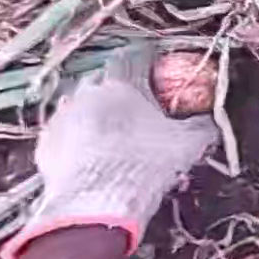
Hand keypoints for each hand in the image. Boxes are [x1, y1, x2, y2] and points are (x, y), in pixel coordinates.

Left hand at [0, 45, 217, 258]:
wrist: (99, 200)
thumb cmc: (149, 161)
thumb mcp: (191, 141)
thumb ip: (202, 124)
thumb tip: (212, 120)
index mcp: (121, 85)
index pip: (133, 57)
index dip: (147, 58)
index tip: (157, 64)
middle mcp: (86, 94)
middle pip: (103, 79)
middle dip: (120, 88)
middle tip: (140, 105)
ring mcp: (61, 119)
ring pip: (83, 107)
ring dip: (100, 114)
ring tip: (120, 135)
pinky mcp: (46, 146)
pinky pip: (68, 134)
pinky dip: (83, 139)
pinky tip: (99, 156)